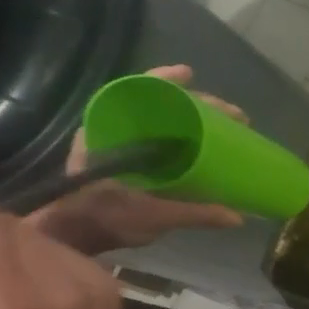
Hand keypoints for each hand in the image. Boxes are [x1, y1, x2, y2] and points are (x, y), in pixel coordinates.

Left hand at [29, 65, 244, 253]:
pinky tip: (208, 145)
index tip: (190, 74)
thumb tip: (239, 217)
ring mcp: (122, 147)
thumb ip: (194, 215)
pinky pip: (161, 140)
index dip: (163, 81)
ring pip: (160, 123)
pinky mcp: (131, 163)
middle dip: (197, 106)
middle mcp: (114, 133)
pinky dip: (186, 138)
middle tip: (235, 117)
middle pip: (156, 106)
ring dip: (195, 121)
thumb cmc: (102, 218)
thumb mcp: (151, 217)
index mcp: (110, 134)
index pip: (136, 94)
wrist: (69, 234)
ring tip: (229, 128)